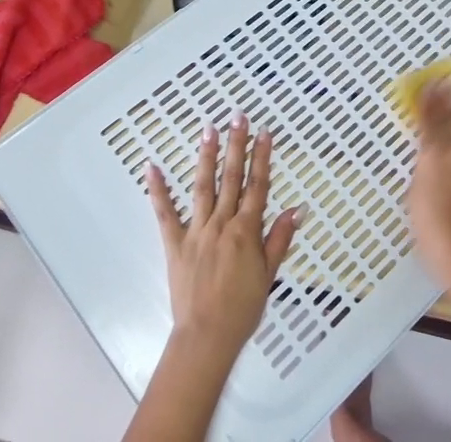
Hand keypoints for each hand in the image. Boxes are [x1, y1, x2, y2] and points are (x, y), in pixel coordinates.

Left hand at [144, 117, 298, 360]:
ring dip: (206, 156)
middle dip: (236, 145)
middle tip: (237, 116)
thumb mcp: (269, 274)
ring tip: (208, 129)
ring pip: (203, 187)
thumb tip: (298, 208)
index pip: (258, 186)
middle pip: (231, 178)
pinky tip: (152, 166)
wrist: (207, 336)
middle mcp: (222, 224)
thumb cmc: (243, 308)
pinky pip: (165, 213)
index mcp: (247, 231)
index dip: (262, 157)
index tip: (265, 132)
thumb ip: (280, 239)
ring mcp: (196, 231)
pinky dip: (158, 189)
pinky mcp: (174, 243)